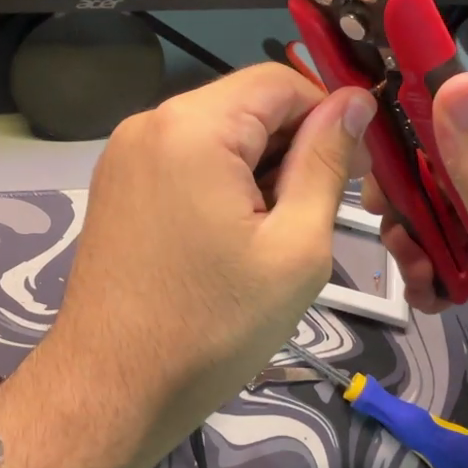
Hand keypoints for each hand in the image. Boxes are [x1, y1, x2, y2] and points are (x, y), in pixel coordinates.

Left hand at [0, 65, 374, 467]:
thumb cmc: (212, 327)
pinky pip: (184, 156)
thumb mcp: (294, 247)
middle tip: (322, 210)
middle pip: (245, 103)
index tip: (356, 168)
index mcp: (192, 125)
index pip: (280, 80)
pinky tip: (234, 232)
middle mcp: (150, 122)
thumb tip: (355, 103)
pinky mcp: (116, 182)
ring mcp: (125, 152)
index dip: (329, 113)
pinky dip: (220, 178)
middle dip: (293, 143)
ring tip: (277, 231)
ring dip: (258, 165)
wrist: (111, 388)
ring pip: (216, 131)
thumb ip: (326, 163)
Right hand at [366, 73, 467, 430]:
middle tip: (408, 262)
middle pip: (442, 164)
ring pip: (451, 202)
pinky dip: (449, 259)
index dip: (402, 160)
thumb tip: (459, 77)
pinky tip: (444, 293)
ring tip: (427, 286)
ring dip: (425, 243)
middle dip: (412, 213)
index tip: (383, 209)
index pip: (444, 120)